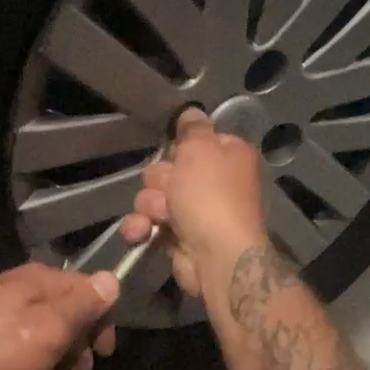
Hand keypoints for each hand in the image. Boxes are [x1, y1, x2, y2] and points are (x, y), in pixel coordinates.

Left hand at [0, 264, 119, 369]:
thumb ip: (83, 305)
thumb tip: (111, 278)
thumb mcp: (49, 328)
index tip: (103, 354)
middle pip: (68, 327)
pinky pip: (22, 364)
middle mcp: (21, 295)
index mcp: (38, 282)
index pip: (88, 292)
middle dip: (74, 363)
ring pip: (47, 352)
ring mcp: (2, 322)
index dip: (101, 324)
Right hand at [119, 107, 266, 298]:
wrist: (216, 257)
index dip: (181, 148)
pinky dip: (141, 227)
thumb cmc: (211, 197)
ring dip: (150, 205)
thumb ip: (192, 128)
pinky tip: (144, 231)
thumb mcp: (201, 149)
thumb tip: (191, 112)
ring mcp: (194, 212)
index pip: (195, 140)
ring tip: (162, 216)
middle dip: (161, 180)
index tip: (177, 154)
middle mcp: (213, 183)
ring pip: (151, 196)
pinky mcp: (177, 237)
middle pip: (166, 168)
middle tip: (172, 190)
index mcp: (228, 156)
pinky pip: (146, 223)